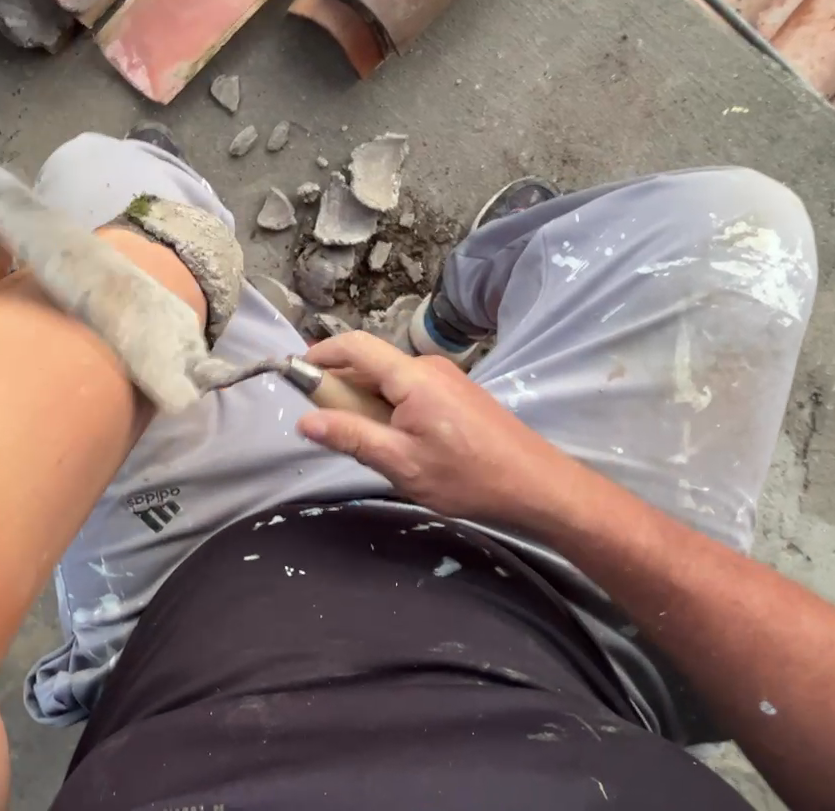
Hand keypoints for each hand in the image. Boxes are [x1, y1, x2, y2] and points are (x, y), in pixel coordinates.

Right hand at [296, 332, 588, 527]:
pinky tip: (394, 439)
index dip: (320, 353)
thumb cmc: (468, 478)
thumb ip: (350, 436)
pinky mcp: (456, 393)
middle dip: (340, 386)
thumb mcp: (400, 463)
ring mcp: (445, 377)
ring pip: (388, 378)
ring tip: (365, 441)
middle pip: (369, 362)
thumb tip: (305, 420)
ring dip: (365, 400)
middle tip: (327, 424)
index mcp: (412, 377)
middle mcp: (427, 366)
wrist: (540, 488)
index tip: (294, 372)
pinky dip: (387, 405)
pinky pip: (408, 388)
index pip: (354, 346)